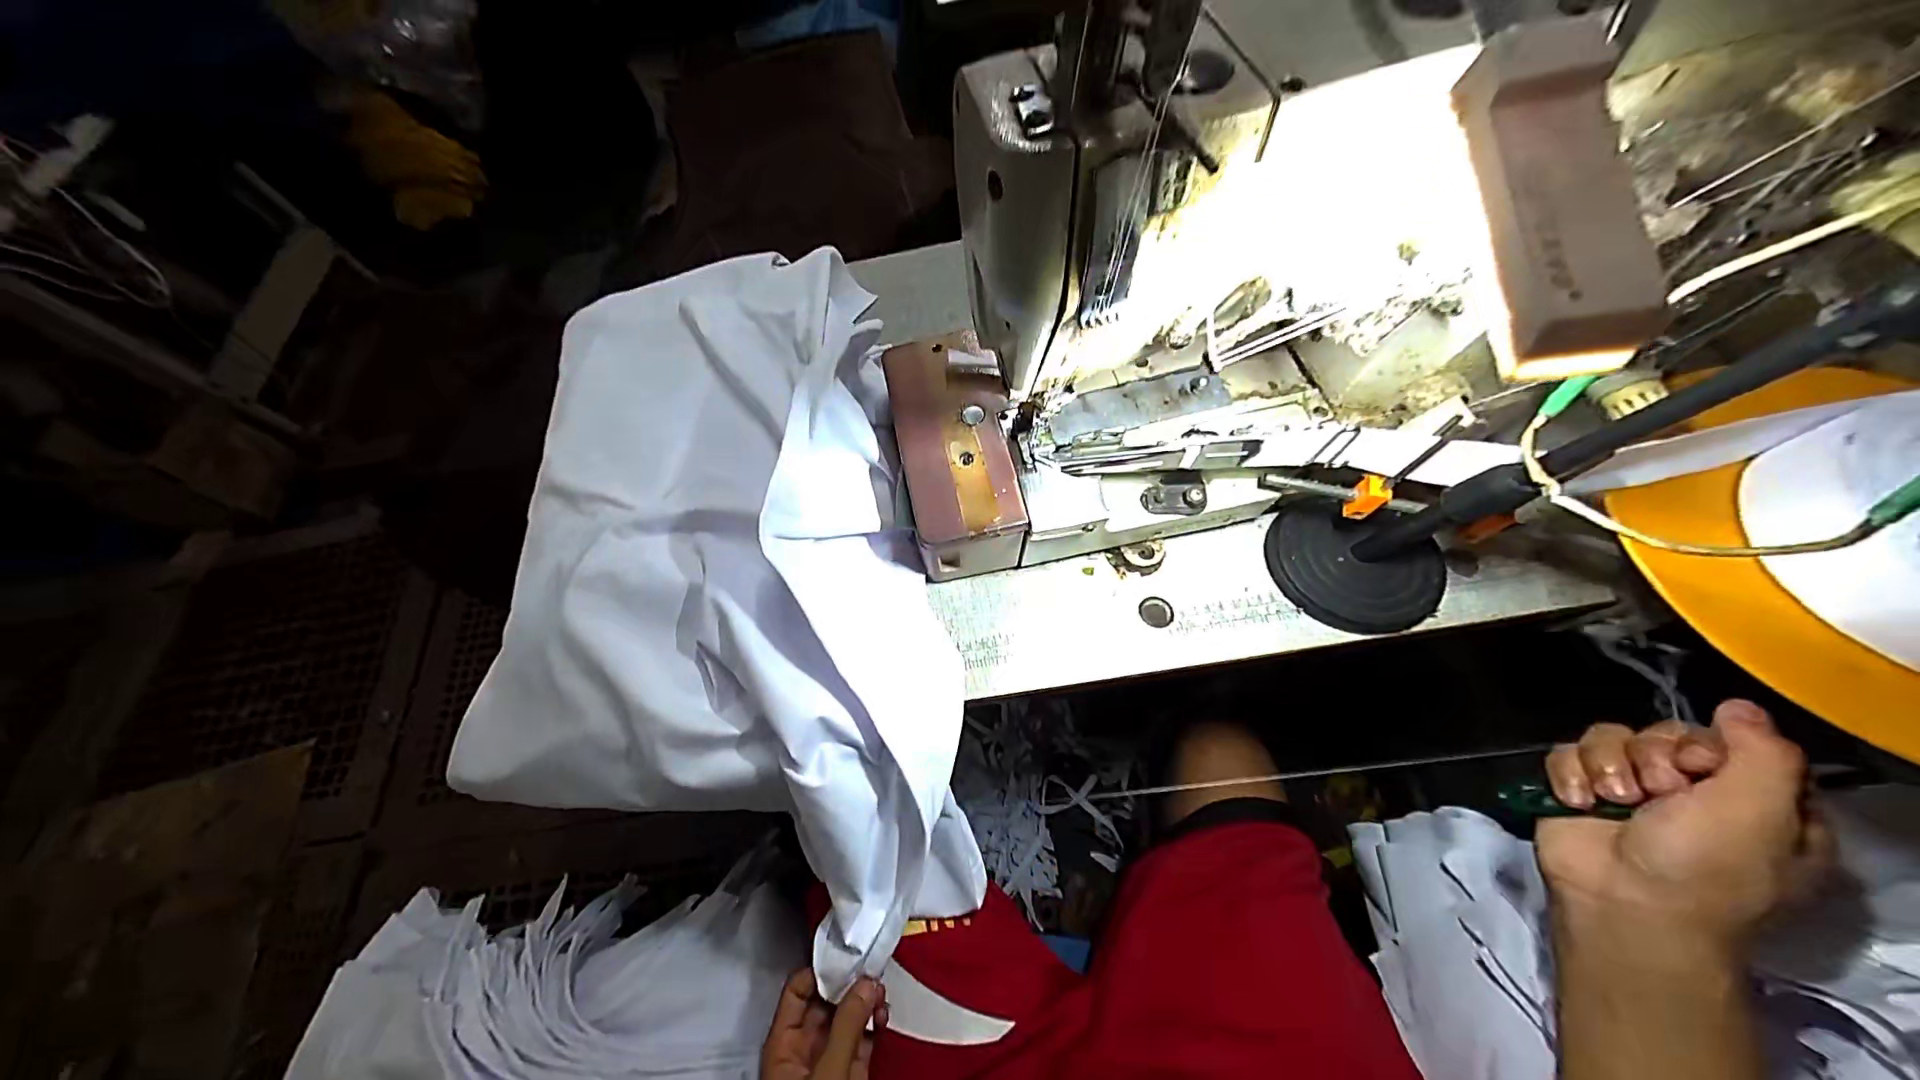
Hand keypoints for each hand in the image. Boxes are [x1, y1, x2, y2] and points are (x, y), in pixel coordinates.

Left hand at [761, 969, 887, 1079]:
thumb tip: (866, 981)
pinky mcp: (850, 1072)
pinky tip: (884, 1014)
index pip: (798, 990)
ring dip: (866, 1000)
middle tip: (872, 969)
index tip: (848, 955)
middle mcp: (805, 1046)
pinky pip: (862, 1037)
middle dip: (850, 982)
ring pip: (847, 1016)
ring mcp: (828, 1059)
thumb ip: (846, 1026)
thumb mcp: (828, 1071)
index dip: (821, 971)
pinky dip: (875, 1021)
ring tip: (881, 993)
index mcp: (784, 1043)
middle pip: (826, 999)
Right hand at [1537, 700, 1831, 948]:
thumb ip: (1763, 752)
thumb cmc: (1704, 865)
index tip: (1699, 771)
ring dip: (1605, 766)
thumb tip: (1737, 705)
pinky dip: (1568, 775)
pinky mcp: (1576, 790)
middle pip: (1657, 732)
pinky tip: (1577, 802)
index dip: (1703, 746)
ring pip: (1607, 737)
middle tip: (1654, 793)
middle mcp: (1690, 791)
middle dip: (1648, 757)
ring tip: (1610, 802)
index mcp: (1747, 799)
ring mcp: (1627, 790)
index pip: (1720, 738)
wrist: (1622, 900)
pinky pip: (1564, 753)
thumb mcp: (1760, 811)